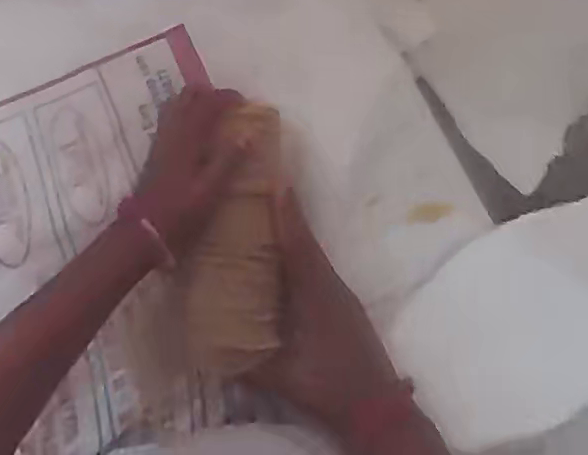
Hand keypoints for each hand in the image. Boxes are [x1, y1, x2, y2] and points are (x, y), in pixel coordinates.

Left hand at [131, 86, 249, 256]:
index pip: (209, 102)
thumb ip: (229, 160)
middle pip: (189, 94)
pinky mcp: (156, 145)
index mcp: (188, 136)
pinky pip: (171, 114)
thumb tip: (249, 133)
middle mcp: (173, 129)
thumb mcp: (210, 190)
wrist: (144, 228)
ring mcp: (162, 136)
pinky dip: (185, 110)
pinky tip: (195, 129)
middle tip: (229, 107)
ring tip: (214, 113)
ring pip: (178, 101)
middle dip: (211, 93)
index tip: (244, 102)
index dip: (227, 96)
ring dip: (197, 100)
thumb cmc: (181, 210)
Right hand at [248, 188, 402, 436]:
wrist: (379, 409)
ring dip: (293, 234)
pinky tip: (285, 261)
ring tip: (268, 217)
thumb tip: (209, 345)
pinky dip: (300, 254)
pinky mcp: (342, 304)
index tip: (276, 179)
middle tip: (264, 190)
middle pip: (304, 241)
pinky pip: (316, 268)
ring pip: (312, 254)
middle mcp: (329, 283)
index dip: (286, 211)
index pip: (297, 242)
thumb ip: (246, 360)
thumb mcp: (283, 376)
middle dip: (285, 214)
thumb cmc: (330, 384)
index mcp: (315, 291)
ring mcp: (339, 293)